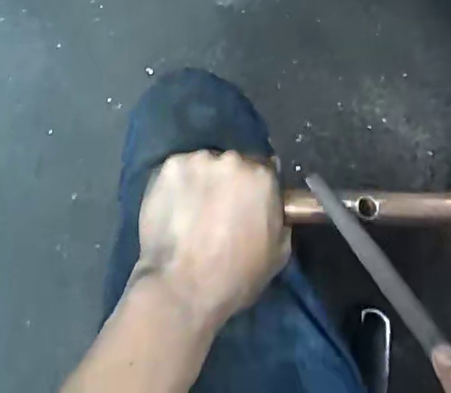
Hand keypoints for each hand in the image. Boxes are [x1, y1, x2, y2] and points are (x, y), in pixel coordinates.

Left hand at [131, 150, 289, 327]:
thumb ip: (281, 221)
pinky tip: (172, 210)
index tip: (243, 207)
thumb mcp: (277, 254)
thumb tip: (276, 209)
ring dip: (201, 183)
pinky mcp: (170, 167)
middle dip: (226, 184)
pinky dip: (175, 187)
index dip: (252, 191)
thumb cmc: (235, 277)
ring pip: (203, 167)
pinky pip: (176, 172)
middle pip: (232, 166)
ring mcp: (200, 161)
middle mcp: (234, 160)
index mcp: (263, 177)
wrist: (183, 290)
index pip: (262, 172)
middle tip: (216, 212)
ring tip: (190, 213)